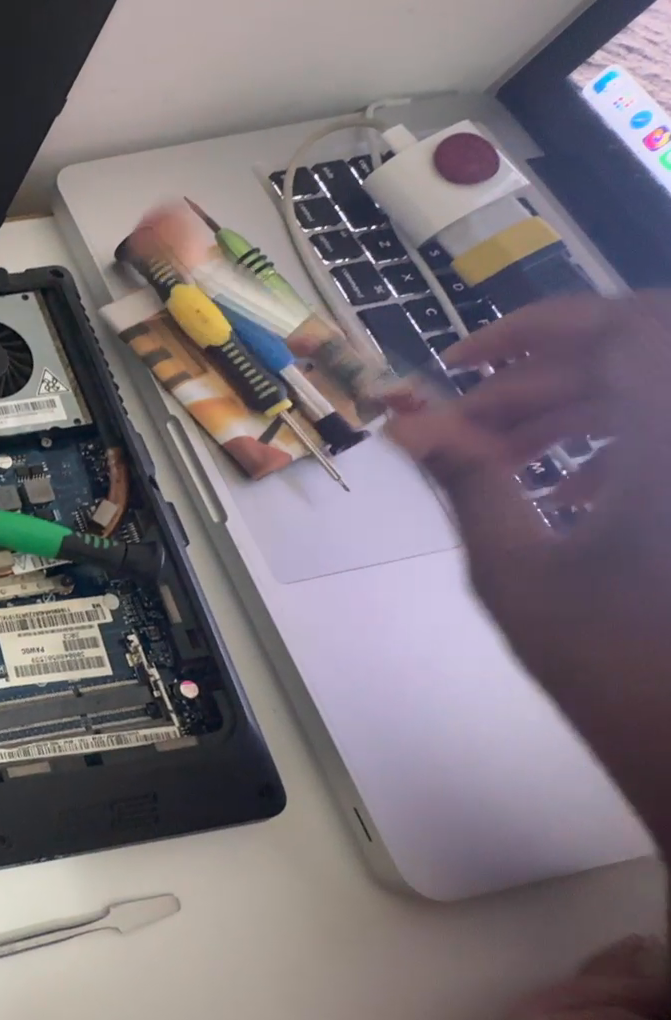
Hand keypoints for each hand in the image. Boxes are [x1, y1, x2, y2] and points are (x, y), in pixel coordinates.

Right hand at [387, 293, 670, 835]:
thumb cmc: (604, 658)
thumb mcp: (513, 567)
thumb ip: (468, 480)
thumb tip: (408, 421)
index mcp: (665, 450)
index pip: (629, 329)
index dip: (543, 326)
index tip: (463, 362)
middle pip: (636, 356)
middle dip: (537, 380)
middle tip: (460, 424)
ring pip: (650, 394)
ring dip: (570, 412)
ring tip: (499, 458)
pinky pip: (664, 436)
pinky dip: (615, 444)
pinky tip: (565, 491)